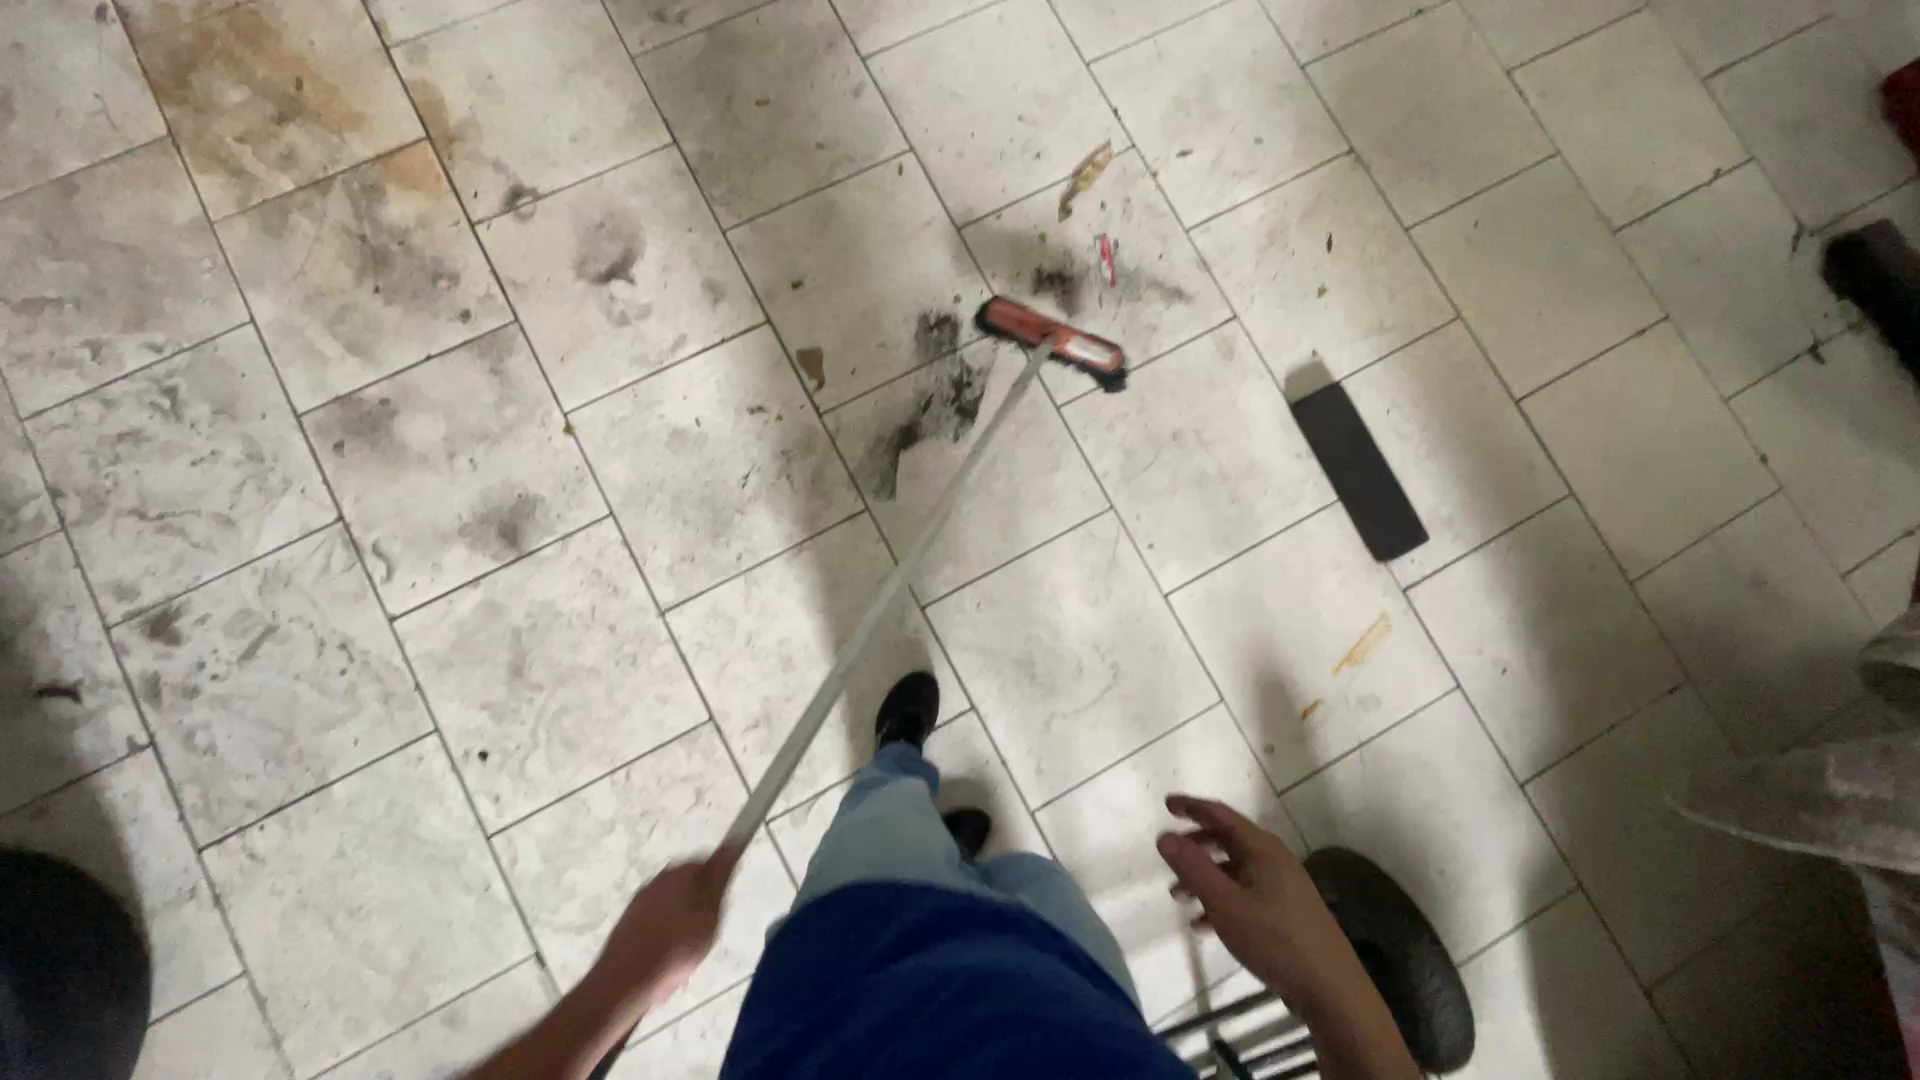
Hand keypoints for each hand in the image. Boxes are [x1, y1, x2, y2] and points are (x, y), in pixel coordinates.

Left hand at [588, 844, 742, 1015]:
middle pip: (688, 881)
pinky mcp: (627, 921)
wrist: (628, 980)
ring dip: (680, 915)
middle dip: (699, 899)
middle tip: (707, 927)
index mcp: (682, 870)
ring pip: (670, 901)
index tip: (721, 905)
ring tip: (686, 945)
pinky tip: (666, 952)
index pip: (710, 861)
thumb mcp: (712, 912)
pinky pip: (654, 918)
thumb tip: (731, 845)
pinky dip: (662, 929)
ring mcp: (640, 899)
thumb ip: (721, 876)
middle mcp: (659, 878)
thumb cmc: (678, 945)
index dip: (719, 882)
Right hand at [1156, 795, 1367, 1010]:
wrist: (1331, 990)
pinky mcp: (1286, 911)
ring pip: (1234, 870)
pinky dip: (1221, 900)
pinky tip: (1203, 925)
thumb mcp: (1224, 902)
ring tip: (1178, 897)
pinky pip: (1245, 893)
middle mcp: (1274, 859)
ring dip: (1205, 877)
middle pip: (1227, 840)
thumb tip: (1164, 836)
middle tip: (1170, 854)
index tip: (1167, 805)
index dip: (1191, 807)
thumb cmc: (1274, 939)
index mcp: (1261, 848)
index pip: (1220, 814)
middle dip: (1195, 846)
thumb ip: (1192, 867)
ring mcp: (1283, 886)